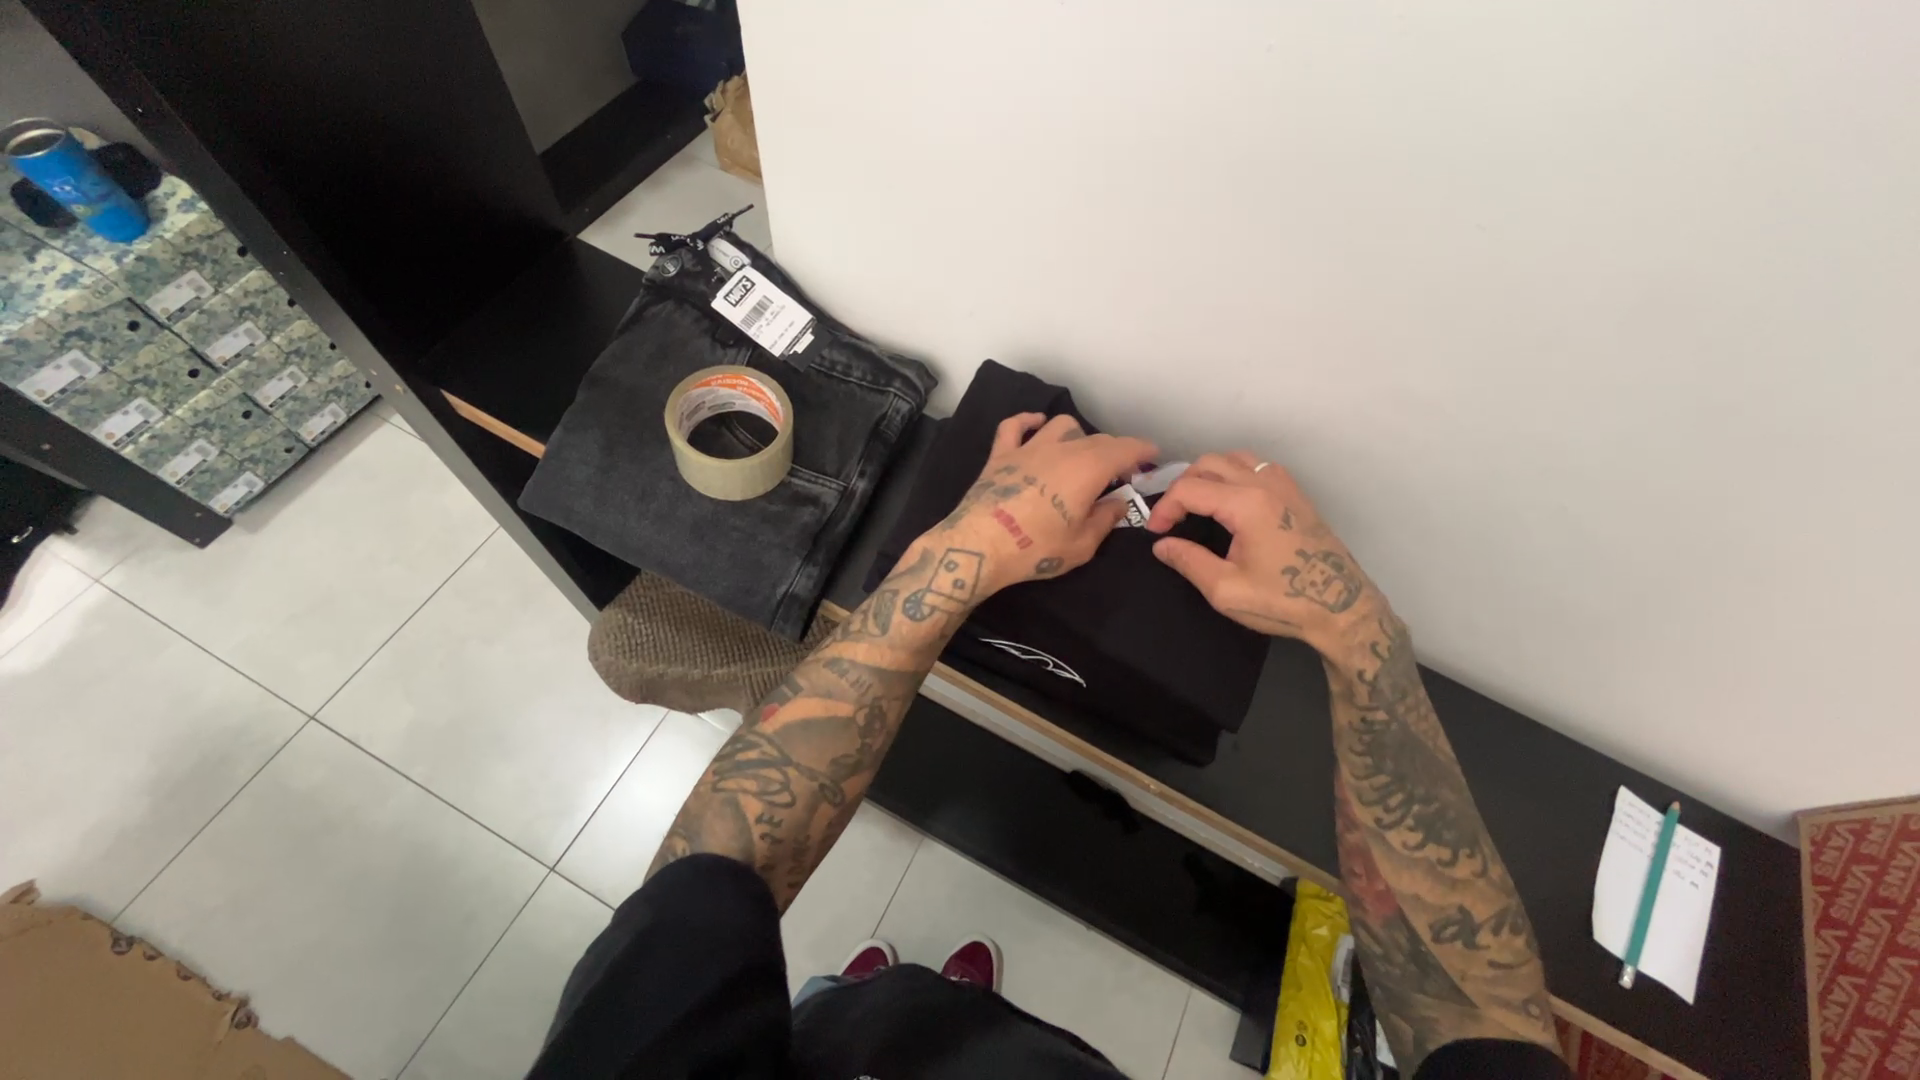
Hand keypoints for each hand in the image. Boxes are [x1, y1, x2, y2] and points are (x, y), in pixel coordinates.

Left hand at [914, 412, 1157, 603]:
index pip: (1125, 449)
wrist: (979, 546)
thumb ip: (1105, 520)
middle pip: (1096, 440)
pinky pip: (1015, 426)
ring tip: (1081, 454)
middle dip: (1114, 452)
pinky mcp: (1000, 455)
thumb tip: (1117, 503)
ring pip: (1061, 426)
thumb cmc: (1036, 549)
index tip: (1152, 456)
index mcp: (1088, 468)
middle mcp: (1061, 449)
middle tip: (1119, 474)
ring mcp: (1028, 448)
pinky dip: (1029, 421)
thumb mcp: (1082, 544)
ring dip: (1078, 436)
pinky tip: (1037, 423)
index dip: (1142, 451)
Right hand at [1146, 452, 1384, 653]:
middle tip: (1174, 518)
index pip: (1189, 488)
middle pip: (1209, 462)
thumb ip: (1188, 561)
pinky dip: (1235, 474)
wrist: (1341, 608)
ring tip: (1198, 505)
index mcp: (1246, 504)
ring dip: (1208, 475)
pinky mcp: (1296, 494)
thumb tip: (1161, 546)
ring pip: (1234, 458)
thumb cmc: (1282, 601)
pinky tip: (1230, 502)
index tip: (1156, 534)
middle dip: (1182, 486)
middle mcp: (1264, 484)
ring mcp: (1284, 485)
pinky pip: (1257, 466)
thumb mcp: (1225, 589)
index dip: (1164, 508)